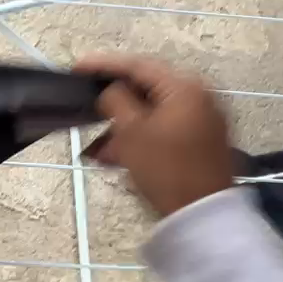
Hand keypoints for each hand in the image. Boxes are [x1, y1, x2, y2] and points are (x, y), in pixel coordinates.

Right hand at [74, 54, 235, 217]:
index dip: (103, 65)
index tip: (77, 68)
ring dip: (124, 123)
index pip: (137, 66)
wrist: (203, 215)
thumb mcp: (130, 131)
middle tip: (87, 103)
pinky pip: (165, 127)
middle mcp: (200, 96)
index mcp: (185, 87)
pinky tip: (116, 153)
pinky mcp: (204, 140)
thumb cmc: (165, 168)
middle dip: (114, 100)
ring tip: (97, 144)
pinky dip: (141, 134)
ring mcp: (205, 118)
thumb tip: (111, 90)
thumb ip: (115, 99)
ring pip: (154, 111)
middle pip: (147, 88)